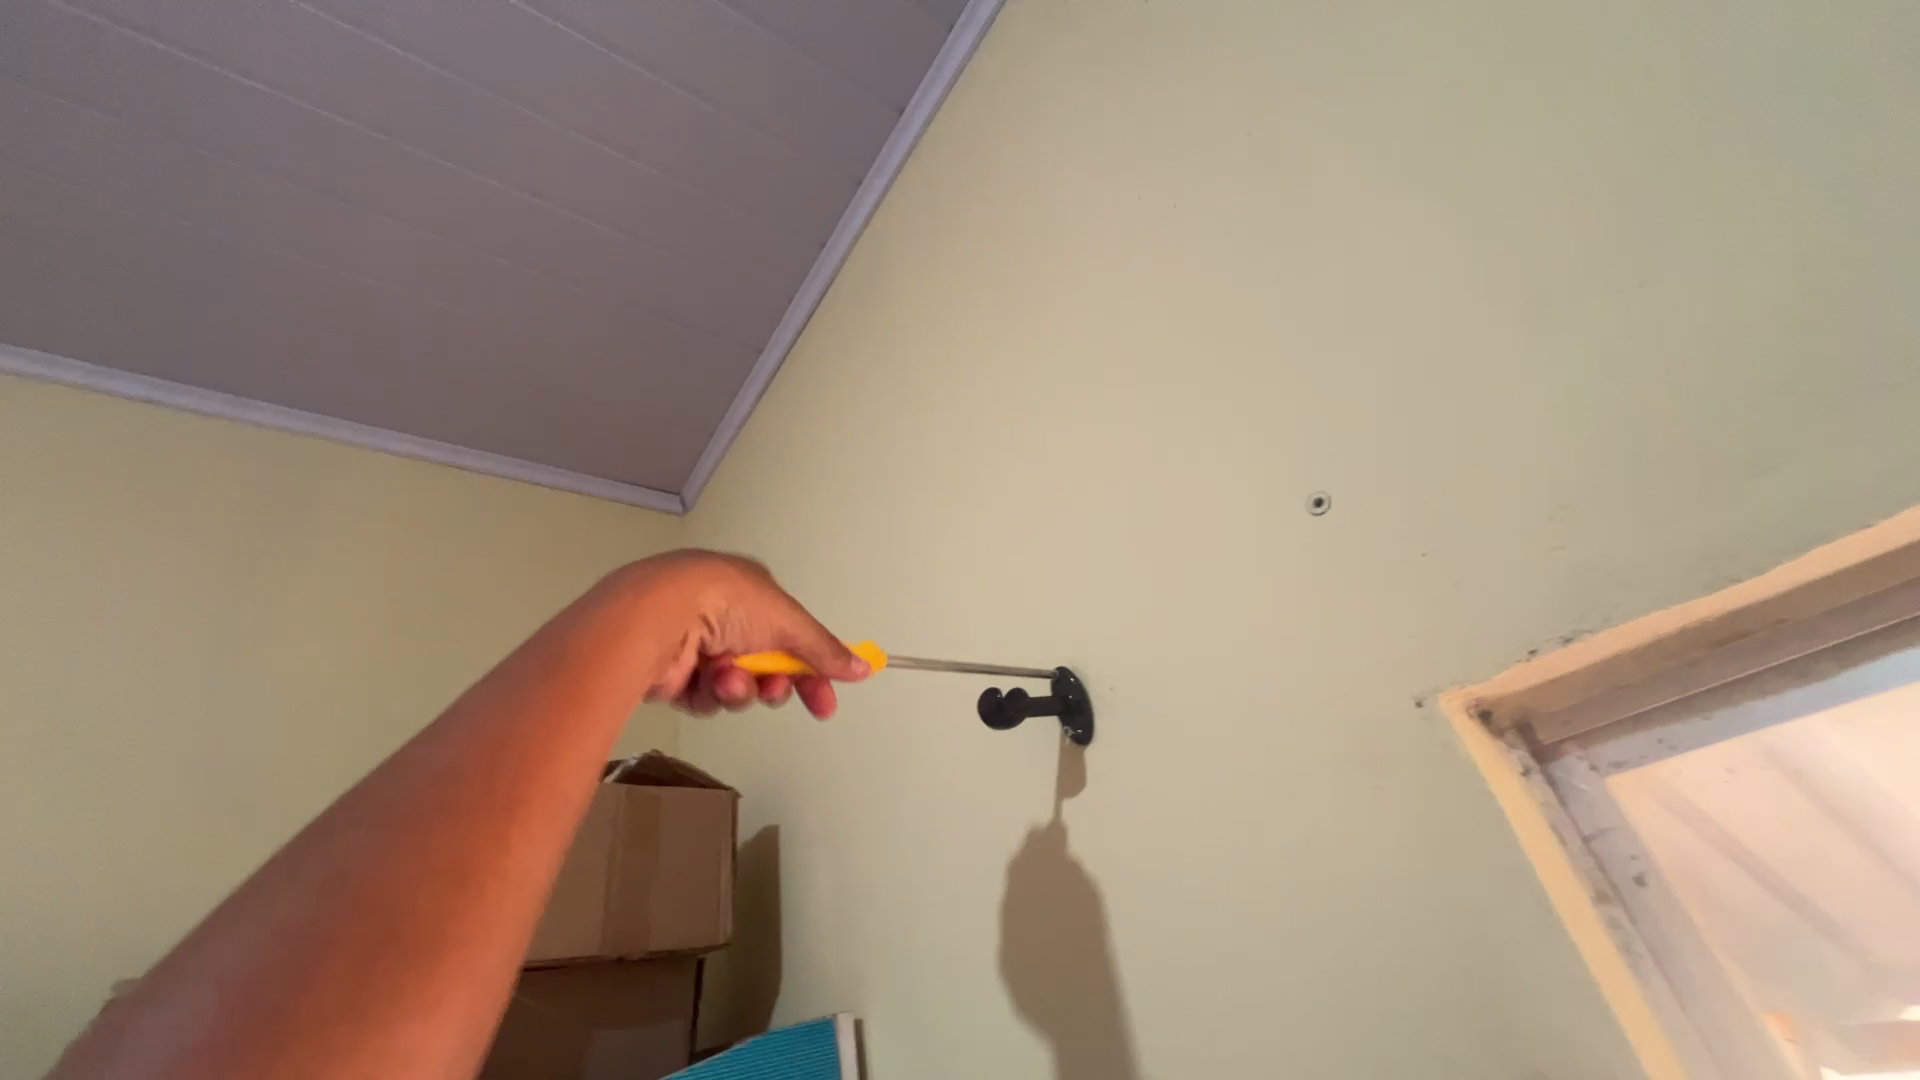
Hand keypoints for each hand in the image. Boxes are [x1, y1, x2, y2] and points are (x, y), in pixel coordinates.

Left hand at [620, 550, 869, 718]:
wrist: (656, 615)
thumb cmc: (727, 604)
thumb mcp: (787, 622)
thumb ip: (824, 650)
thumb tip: (865, 668)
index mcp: (753, 592)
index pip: (794, 635)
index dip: (813, 670)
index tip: (826, 702)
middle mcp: (726, 616)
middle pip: (768, 666)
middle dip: (772, 683)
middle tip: (772, 692)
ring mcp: (698, 644)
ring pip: (739, 686)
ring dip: (740, 688)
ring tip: (725, 678)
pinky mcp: (673, 672)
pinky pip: (708, 696)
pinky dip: (710, 692)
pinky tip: (702, 680)